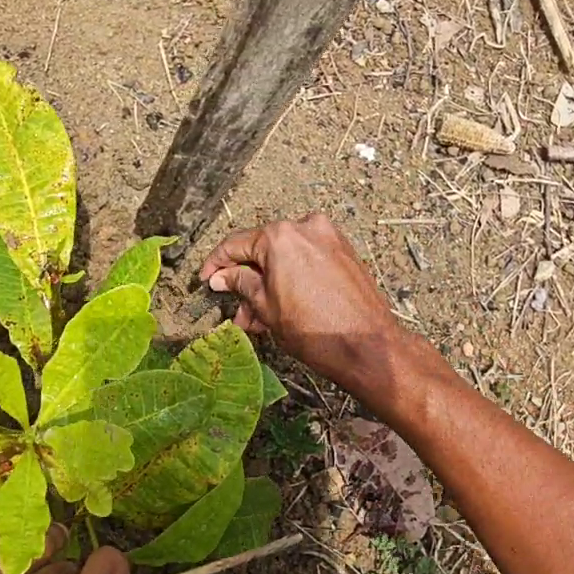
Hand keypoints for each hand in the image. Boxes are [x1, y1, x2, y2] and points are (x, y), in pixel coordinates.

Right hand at [200, 213, 410, 400]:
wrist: (367, 346)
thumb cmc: (316, 330)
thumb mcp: (266, 307)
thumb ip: (241, 284)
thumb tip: (222, 277)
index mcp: (280, 236)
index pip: (236, 244)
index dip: (216, 264)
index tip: (206, 279)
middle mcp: (306, 227)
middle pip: (263, 250)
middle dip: (247, 280)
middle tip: (235, 307)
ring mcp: (328, 238)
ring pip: (285, 258)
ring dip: (269, 284)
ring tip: (258, 319)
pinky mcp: (344, 252)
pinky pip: (307, 261)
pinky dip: (291, 279)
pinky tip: (282, 307)